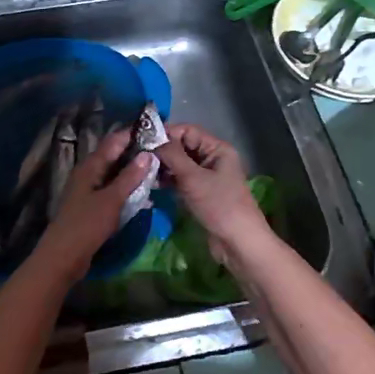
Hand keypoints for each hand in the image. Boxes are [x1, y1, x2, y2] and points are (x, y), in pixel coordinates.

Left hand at [34, 129, 153, 267]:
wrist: (64, 256)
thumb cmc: (87, 225)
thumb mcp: (111, 199)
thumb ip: (129, 177)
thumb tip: (147, 154)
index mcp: (89, 167)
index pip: (113, 142)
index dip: (132, 135)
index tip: (155, 131)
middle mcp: (88, 175)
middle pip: (114, 157)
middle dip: (136, 154)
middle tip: (162, 152)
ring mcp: (89, 191)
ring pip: (115, 176)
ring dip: (133, 174)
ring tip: (158, 171)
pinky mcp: (93, 208)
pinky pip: (113, 193)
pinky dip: (128, 192)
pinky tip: (145, 197)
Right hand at [154, 124, 270, 254]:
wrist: (238, 242)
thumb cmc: (219, 205)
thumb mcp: (193, 177)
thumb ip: (172, 155)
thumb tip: (152, 140)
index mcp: (217, 149)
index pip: (187, 131)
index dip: (166, 134)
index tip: (142, 140)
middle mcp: (212, 158)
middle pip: (182, 146)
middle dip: (161, 151)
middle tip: (137, 156)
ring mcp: (205, 176)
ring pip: (179, 164)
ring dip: (162, 166)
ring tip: (141, 171)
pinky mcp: (199, 193)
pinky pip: (179, 180)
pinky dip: (167, 180)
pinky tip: (151, 183)